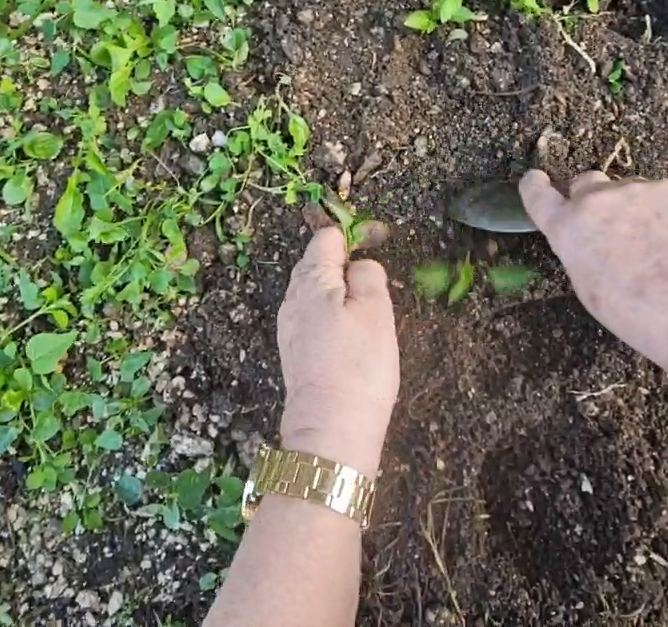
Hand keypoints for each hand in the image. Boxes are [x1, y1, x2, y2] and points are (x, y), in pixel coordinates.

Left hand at [276, 227, 398, 475]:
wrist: (331, 429)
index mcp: (311, 279)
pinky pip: (315, 320)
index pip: (327, 238)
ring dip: (341, 297)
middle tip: (378, 293)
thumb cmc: (359, 364)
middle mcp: (292, 298)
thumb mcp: (375, 309)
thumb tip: (359, 266)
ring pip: (317, 294)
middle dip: (347, 269)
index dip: (353, 238)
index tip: (378, 253)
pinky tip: (351, 342)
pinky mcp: (294, 353)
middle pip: (318, 265)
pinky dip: (334, 320)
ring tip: (369, 320)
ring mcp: (289, 327)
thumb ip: (368, 274)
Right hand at [518, 170, 667, 373]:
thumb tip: (592, 239)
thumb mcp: (591, 288)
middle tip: (613, 225)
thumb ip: (581, 251)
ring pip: (628, 190)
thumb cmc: (640, 315)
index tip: (538, 180)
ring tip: (659, 242)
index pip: (537, 194)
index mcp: (567, 229)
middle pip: (585, 183)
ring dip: (634, 206)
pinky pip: (662, 194)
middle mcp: (596, 200)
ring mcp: (635, 189)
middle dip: (593, 198)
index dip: (535, 185)